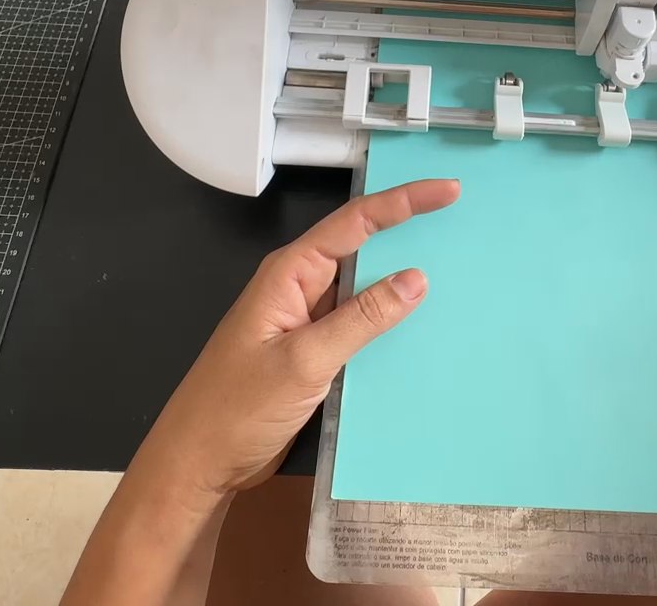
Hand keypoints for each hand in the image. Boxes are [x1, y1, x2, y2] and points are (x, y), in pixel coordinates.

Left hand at [132, 179, 460, 504]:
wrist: (197, 466)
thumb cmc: (237, 408)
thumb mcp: (304, 361)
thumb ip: (361, 318)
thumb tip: (417, 278)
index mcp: (291, 272)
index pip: (355, 221)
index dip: (404, 201)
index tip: (447, 190)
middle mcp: (301, 286)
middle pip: (362, 245)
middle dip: (408, 229)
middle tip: (459, 220)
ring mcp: (309, 319)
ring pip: (364, 285)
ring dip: (400, 278)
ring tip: (455, 268)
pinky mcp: (315, 350)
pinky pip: (360, 322)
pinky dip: (389, 319)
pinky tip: (422, 326)